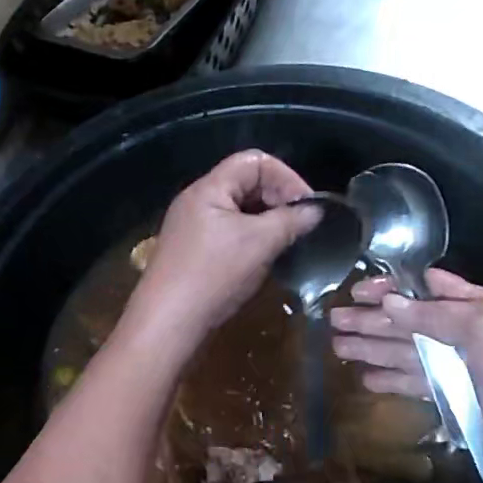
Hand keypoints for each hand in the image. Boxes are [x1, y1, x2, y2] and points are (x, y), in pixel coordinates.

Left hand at [124, 150, 321, 340]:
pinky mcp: (193, 249)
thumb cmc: (213, 275)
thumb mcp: (259, 243)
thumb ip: (290, 221)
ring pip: (239, 209)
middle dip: (278, 198)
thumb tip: (315, 210)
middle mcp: (197, 201)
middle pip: (245, 182)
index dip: (286, 177)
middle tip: (302, 226)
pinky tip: (266, 257)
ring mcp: (192, 226)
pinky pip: (228, 231)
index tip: (308, 206)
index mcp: (208, 188)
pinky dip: (251, 237)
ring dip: (267, 220)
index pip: (253, 161)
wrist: (167, 320)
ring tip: (289, 242)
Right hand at [328, 269, 482, 456]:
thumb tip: (387, 301)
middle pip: (404, 321)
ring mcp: (456, 363)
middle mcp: (460, 330)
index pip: (423, 288)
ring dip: (371, 348)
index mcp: (472, 303)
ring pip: (403, 352)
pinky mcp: (455, 394)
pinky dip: (391, 380)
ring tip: (338, 348)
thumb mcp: (482, 324)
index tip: (357, 292)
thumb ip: (431, 314)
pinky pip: (415, 384)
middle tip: (334, 320)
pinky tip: (366, 379)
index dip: (390, 288)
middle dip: (369, 319)